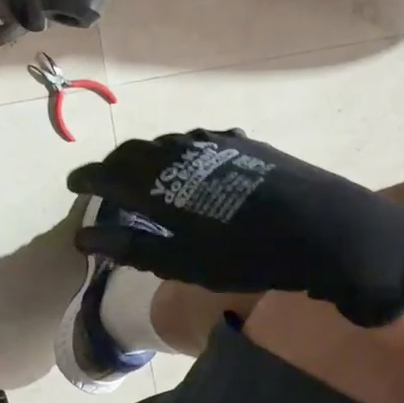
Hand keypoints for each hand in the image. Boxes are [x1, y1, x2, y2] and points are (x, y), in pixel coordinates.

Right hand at [66, 129, 403, 327]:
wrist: (329, 231)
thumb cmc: (246, 254)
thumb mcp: (180, 261)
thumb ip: (128, 245)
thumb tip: (81, 237)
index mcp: (154, 182)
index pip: (104, 173)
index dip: (85, 179)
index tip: (73, 186)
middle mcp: (175, 153)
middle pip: (130, 153)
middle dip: (112, 167)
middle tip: (106, 185)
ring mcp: (209, 142)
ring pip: (162, 144)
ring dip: (145, 159)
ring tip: (145, 178)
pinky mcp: (240, 143)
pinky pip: (194, 142)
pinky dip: (178, 154)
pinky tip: (189, 169)